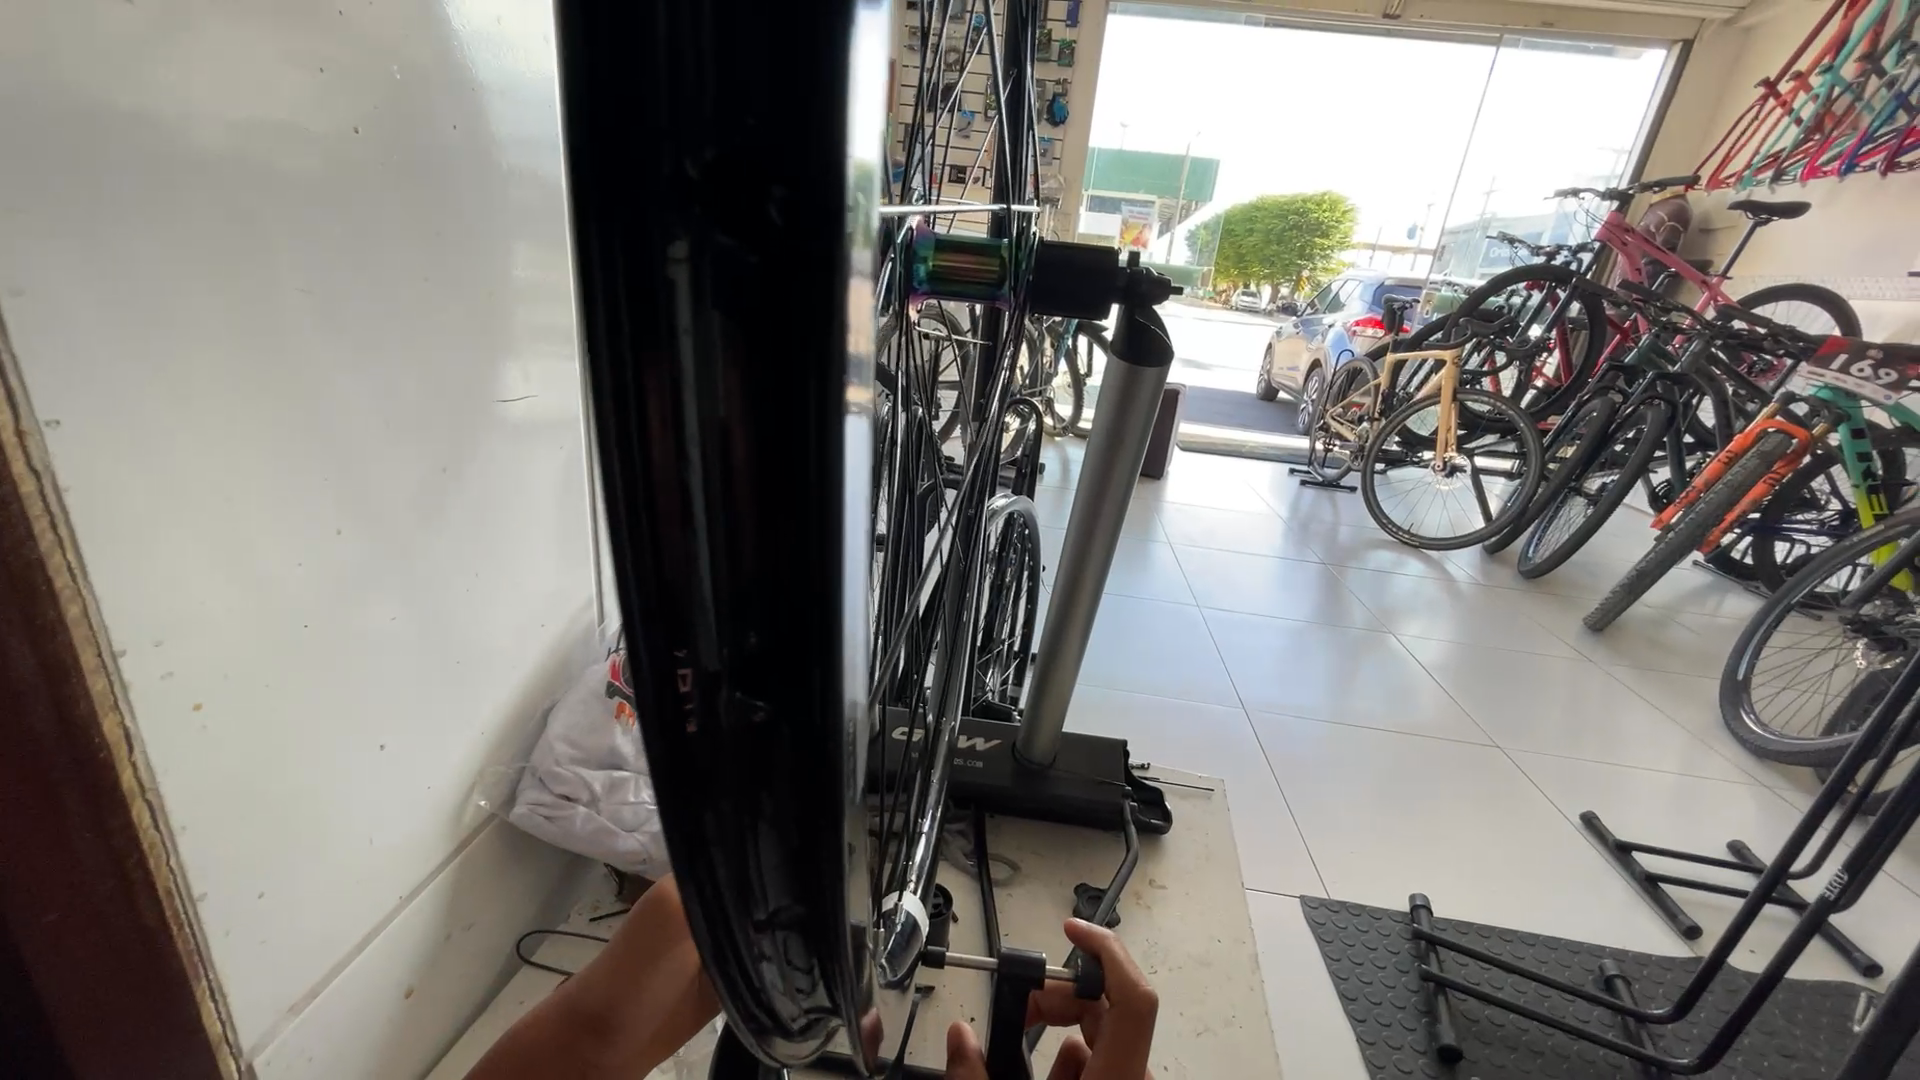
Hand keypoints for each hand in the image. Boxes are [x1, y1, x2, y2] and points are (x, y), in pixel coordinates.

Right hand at [944, 918, 1156, 1079]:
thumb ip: (978, 1077)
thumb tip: (959, 1035)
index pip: (1134, 998)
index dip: (1107, 951)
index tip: (1071, 928)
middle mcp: (1135, 1078)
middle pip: (1108, 1008)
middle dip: (1058, 996)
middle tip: (1018, 1008)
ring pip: (1103, 1035)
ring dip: (1063, 1027)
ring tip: (1022, 1045)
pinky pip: (1106, 1059)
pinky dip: (1076, 1056)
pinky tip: (1049, 1071)